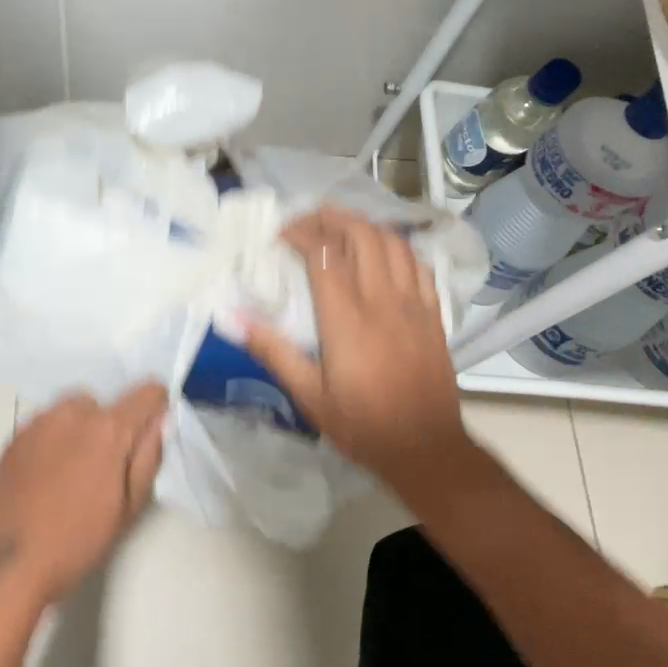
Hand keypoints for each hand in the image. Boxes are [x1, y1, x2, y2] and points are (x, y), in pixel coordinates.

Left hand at [0, 382, 166, 608]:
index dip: (156, 408)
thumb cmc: (76, 542)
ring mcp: (36, 423)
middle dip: (111, 426)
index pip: (147, 392)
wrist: (6, 565)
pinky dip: (53, 440)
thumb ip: (148, 458)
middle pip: (104, 402)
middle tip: (105, 470)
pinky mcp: (12, 438)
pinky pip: (45, 425)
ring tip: (73, 474)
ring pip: (71, 411)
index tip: (149, 434)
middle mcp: (71, 414)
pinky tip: (46, 477)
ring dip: (80, 430)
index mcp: (107, 430)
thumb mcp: (128, 509)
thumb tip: (159, 422)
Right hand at [242, 207, 471, 487]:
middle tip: (308, 220)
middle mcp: (383, 301)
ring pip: (394, 243)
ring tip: (341, 227)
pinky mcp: (434, 314)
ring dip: (365, 226)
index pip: (323, 254)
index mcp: (347, 319)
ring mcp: (414, 304)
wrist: (425, 448)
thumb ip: (272, 349)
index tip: (281, 234)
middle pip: (362, 236)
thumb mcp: (307, 394)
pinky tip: (383, 253)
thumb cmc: (361, 424)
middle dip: (332, 218)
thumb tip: (232, 316)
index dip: (301, 234)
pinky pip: (419, 265)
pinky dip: (397, 248)